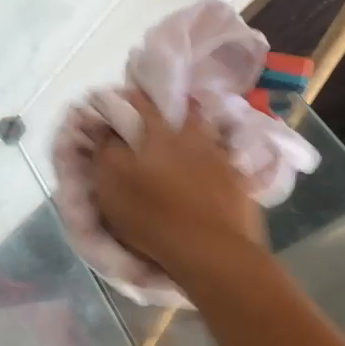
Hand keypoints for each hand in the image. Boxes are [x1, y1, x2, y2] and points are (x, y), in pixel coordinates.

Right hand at [93, 90, 268, 292]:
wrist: (210, 251)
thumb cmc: (150, 213)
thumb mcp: (110, 181)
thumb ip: (105, 149)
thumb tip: (102, 125)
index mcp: (159, 136)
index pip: (143, 106)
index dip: (131, 98)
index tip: (123, 94)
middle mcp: (194, 141)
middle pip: (187, 114)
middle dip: (177, 105)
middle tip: (169, 104)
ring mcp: (222, 163)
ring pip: (214, 135)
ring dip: (205, 126)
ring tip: (196, 127)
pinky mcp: (241, 186)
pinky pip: (233, 161)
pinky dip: (225, 155)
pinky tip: (221, 159)